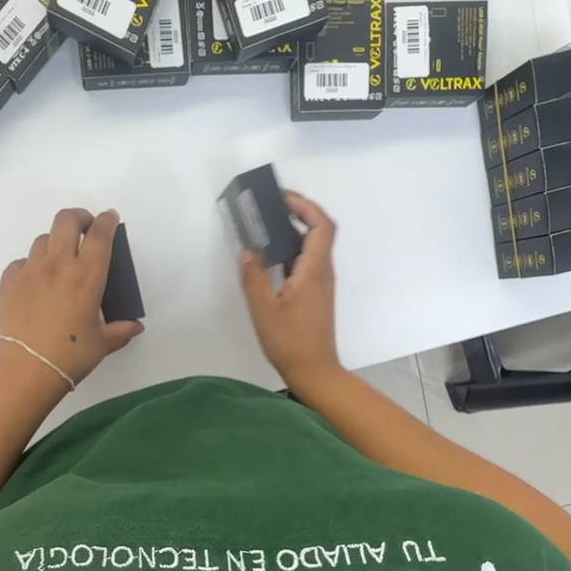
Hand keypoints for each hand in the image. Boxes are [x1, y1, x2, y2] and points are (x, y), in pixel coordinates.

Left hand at [0, 208, 143, 392]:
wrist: (26, 369)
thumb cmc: (70, 357)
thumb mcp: (102, 344)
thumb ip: (121, 331)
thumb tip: (135, 327)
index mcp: (86, 277)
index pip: (100, 235)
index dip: (107, 221)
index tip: (110, 219)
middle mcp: (58, 265)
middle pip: (66, 221)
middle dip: (79, 218)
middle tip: (86, 229)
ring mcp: (30, 271)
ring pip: (43, 239)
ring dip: (56, 242)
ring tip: (61, 260)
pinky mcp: (9, 282)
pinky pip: (22, 262)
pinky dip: (32, 265)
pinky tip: (37, 282)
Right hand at [238, 191, 344, 390]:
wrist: (314, 371)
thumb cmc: (290, 341)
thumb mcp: (264, 309)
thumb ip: (253, 277)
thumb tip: (247, 251)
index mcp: (314, 270)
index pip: (321, 225)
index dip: (305, 206)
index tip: (282, 198)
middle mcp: (322, 272)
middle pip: (319, 231)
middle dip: (298, 212)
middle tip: (272, 206)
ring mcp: (320, 284)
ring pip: (312, 247)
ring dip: (293, 232)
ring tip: (266, 226)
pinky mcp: (314, 296)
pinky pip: (305, 263)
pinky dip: (291, 252)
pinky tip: (270, 256)